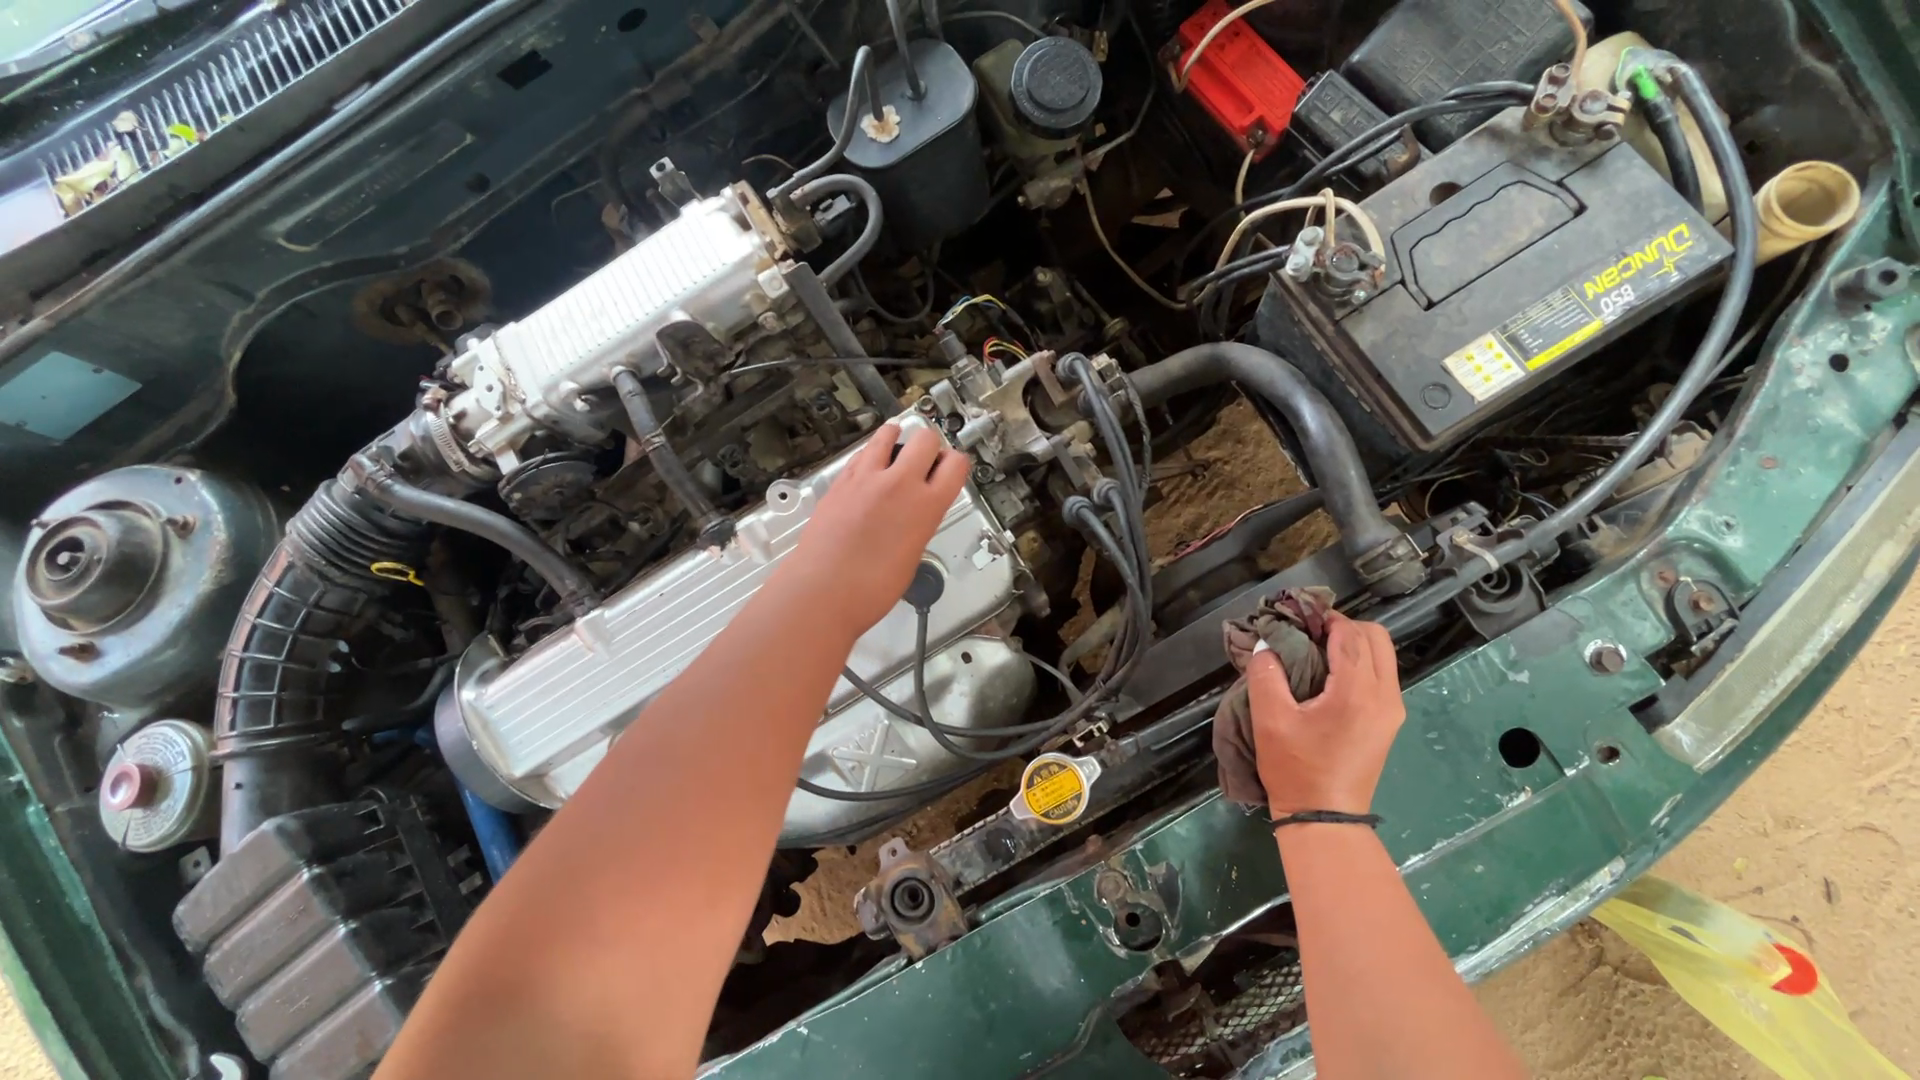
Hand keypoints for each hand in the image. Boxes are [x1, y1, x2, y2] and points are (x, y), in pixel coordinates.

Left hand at [772, 423, 970, 640]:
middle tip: (924, 460)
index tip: (950, 469)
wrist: (823, 591)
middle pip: (925, 438)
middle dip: (929, 445)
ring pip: (887, 434)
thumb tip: (913, 516)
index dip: (955, 464)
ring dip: (896, 438)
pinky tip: (868, 469)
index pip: (955, 464)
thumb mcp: (912, 556)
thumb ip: (918, 524)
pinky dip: (869, 455)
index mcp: (926, 506)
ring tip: (895, 451)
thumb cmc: (870, 588)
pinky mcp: (839, 481)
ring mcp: (866, 478)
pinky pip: (860, 455)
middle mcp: (899, 483)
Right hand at [1248, 612, 1404, 815]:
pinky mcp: (1389, 721)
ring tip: (1317, 652)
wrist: (1324, 817)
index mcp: (1357, 692)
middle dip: (1344, 626)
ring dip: (1353, 644)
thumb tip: (1268, 645)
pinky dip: (1359, 663)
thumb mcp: (1269, 719)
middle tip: (1309, 633)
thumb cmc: (1295, 768)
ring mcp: (1392, 710)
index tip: (1297, 617)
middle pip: (1377, 637)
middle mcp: (1384, 696)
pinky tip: (1328, 676)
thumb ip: (1266, 674)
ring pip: (1383, 655)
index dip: (1325, 618)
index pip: (1350, 634)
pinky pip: (1380, 675)